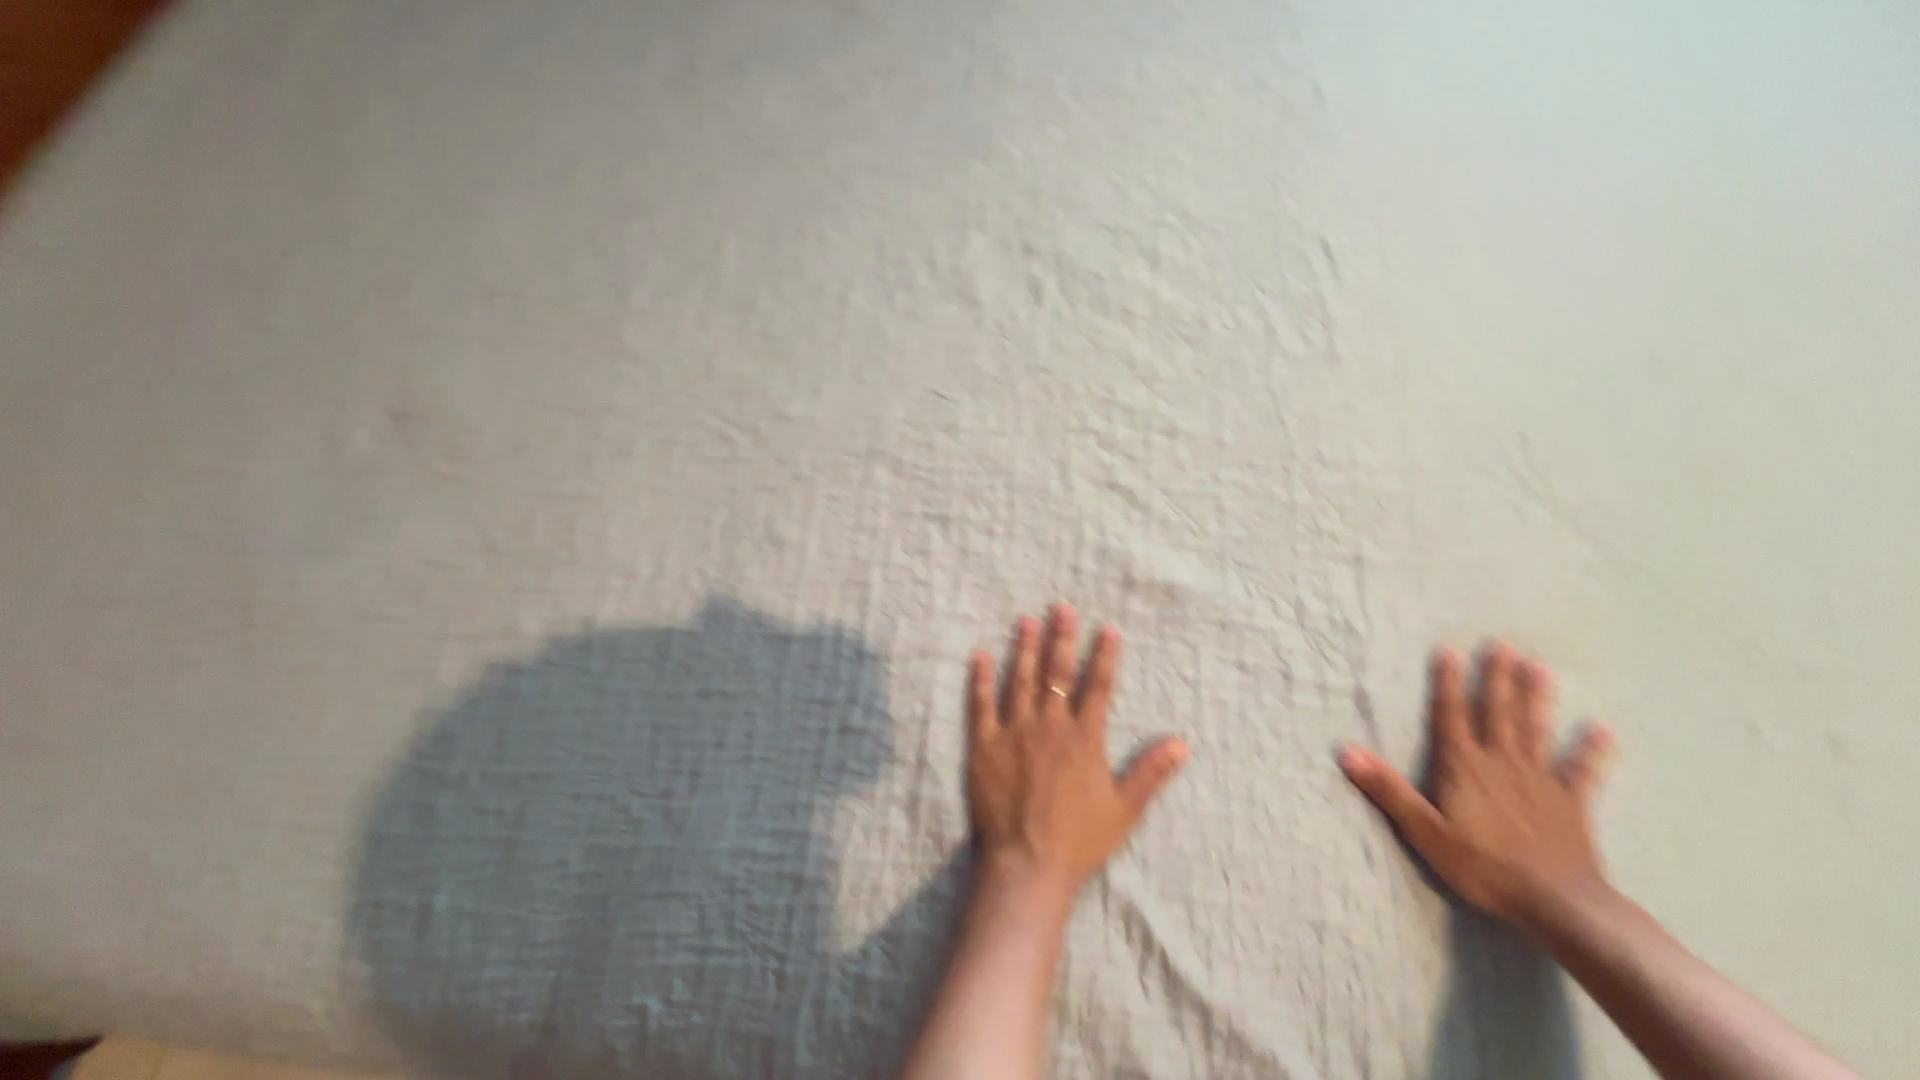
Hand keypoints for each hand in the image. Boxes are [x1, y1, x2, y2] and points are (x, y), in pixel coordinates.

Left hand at [967, 604, 1188, 894]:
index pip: (1098, 687)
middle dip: (1061, 638)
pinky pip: (981, 705)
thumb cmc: (1078, 841)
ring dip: (1024, 649)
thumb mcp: (1124, 809)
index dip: (1104, 656)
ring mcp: (1014, 733)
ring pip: (1020, 681)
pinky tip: (981, 655)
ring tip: (1026, 620)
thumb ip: (1151, 772)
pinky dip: (981, 679)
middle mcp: (1050, 727)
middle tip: (1062, 607)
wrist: (1026, 864)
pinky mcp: (984, 746)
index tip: (1107, 628)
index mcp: (1084, 740)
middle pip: (1058, 674)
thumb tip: (1183, 743)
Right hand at [1341, 643, 1615, 923]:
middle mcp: (1502, 763)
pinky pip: (1584, 772)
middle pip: (1498, 712)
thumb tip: (1347, 750)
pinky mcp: (1571, 803)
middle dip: (1497, 677)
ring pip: (1536, 730)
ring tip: (1539, 667)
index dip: (1448, 683)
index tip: (1449, 649)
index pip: (1452, 716)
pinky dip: (1594, 751)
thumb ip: (1387, 789)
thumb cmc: (1483, 866)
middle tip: (1502, 643)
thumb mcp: (1424, 830)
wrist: (1557, 901)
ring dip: (1537, 698)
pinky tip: (1604, 731)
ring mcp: (1540, 781)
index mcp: (1464, 768)